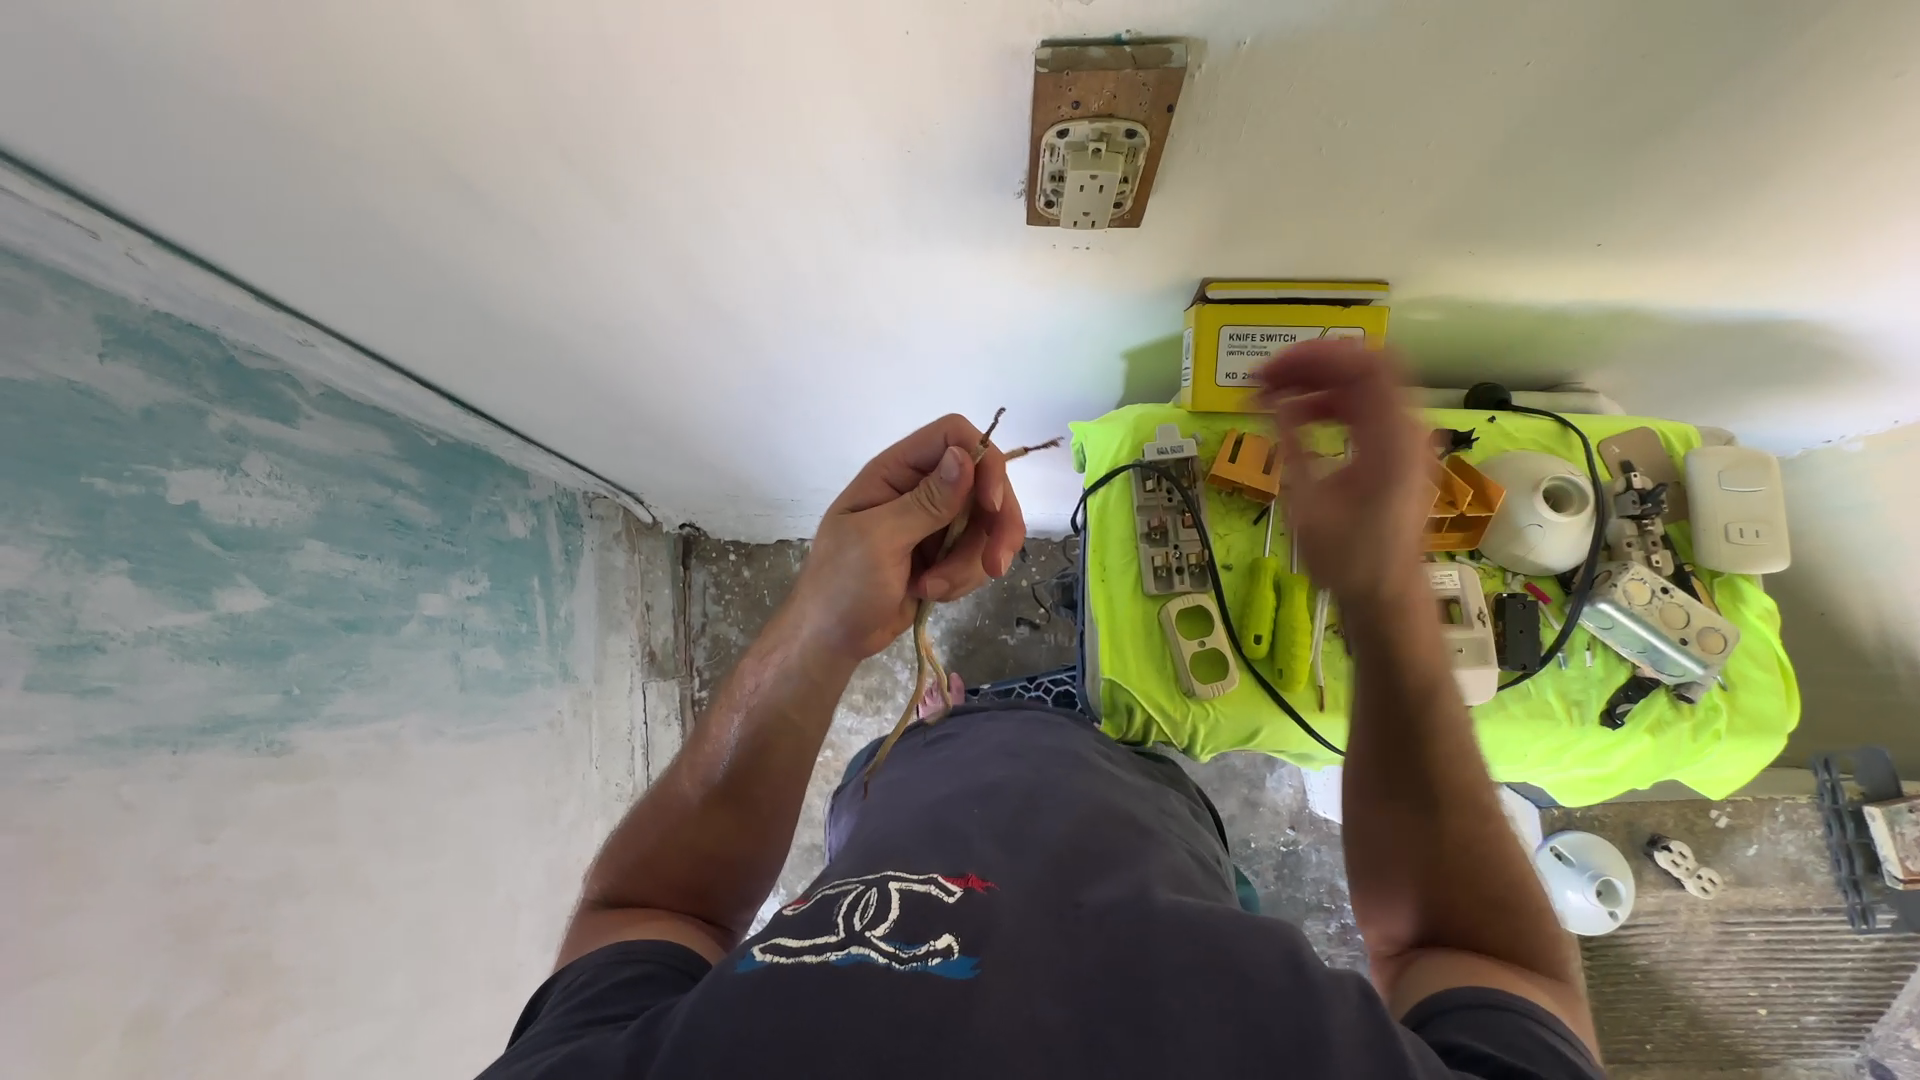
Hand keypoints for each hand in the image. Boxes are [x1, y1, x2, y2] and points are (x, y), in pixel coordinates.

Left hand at [787, 414, 1025, 662]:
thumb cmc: (840, 586)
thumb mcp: (879, 541)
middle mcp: (918, 489)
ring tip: (932, 589)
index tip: (991, 506)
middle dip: (994, 526)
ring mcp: (933, 523)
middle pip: (984, 483)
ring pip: (985, 526)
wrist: (830, 640)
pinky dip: (963, 579)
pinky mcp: (943, 554)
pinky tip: (931, 595)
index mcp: (894, 471)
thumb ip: (926, 501)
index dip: (982, 462)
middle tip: (994, 565)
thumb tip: (964, 455)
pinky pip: (977, 555)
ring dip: (969, 564)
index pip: (952, 436)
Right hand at [1255, 340, 1431, 612]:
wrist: (1385, 594)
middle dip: (1310, 365)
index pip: (1361, 366)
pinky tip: (1296, 418)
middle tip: (1263, 381)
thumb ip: (1290, 443)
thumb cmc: (1346, 557)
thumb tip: (1268, 399)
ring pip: (1364, 386)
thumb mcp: (1307, 502)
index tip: (1267, 372)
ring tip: (1272, 397)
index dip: (1312, 357)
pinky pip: (1365, 409)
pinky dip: (1330, 404)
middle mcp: (1407, 429)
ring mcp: (1406, 439)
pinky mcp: (1397, 452)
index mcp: (1391, 439)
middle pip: (1363, 368)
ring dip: (1317, 383)